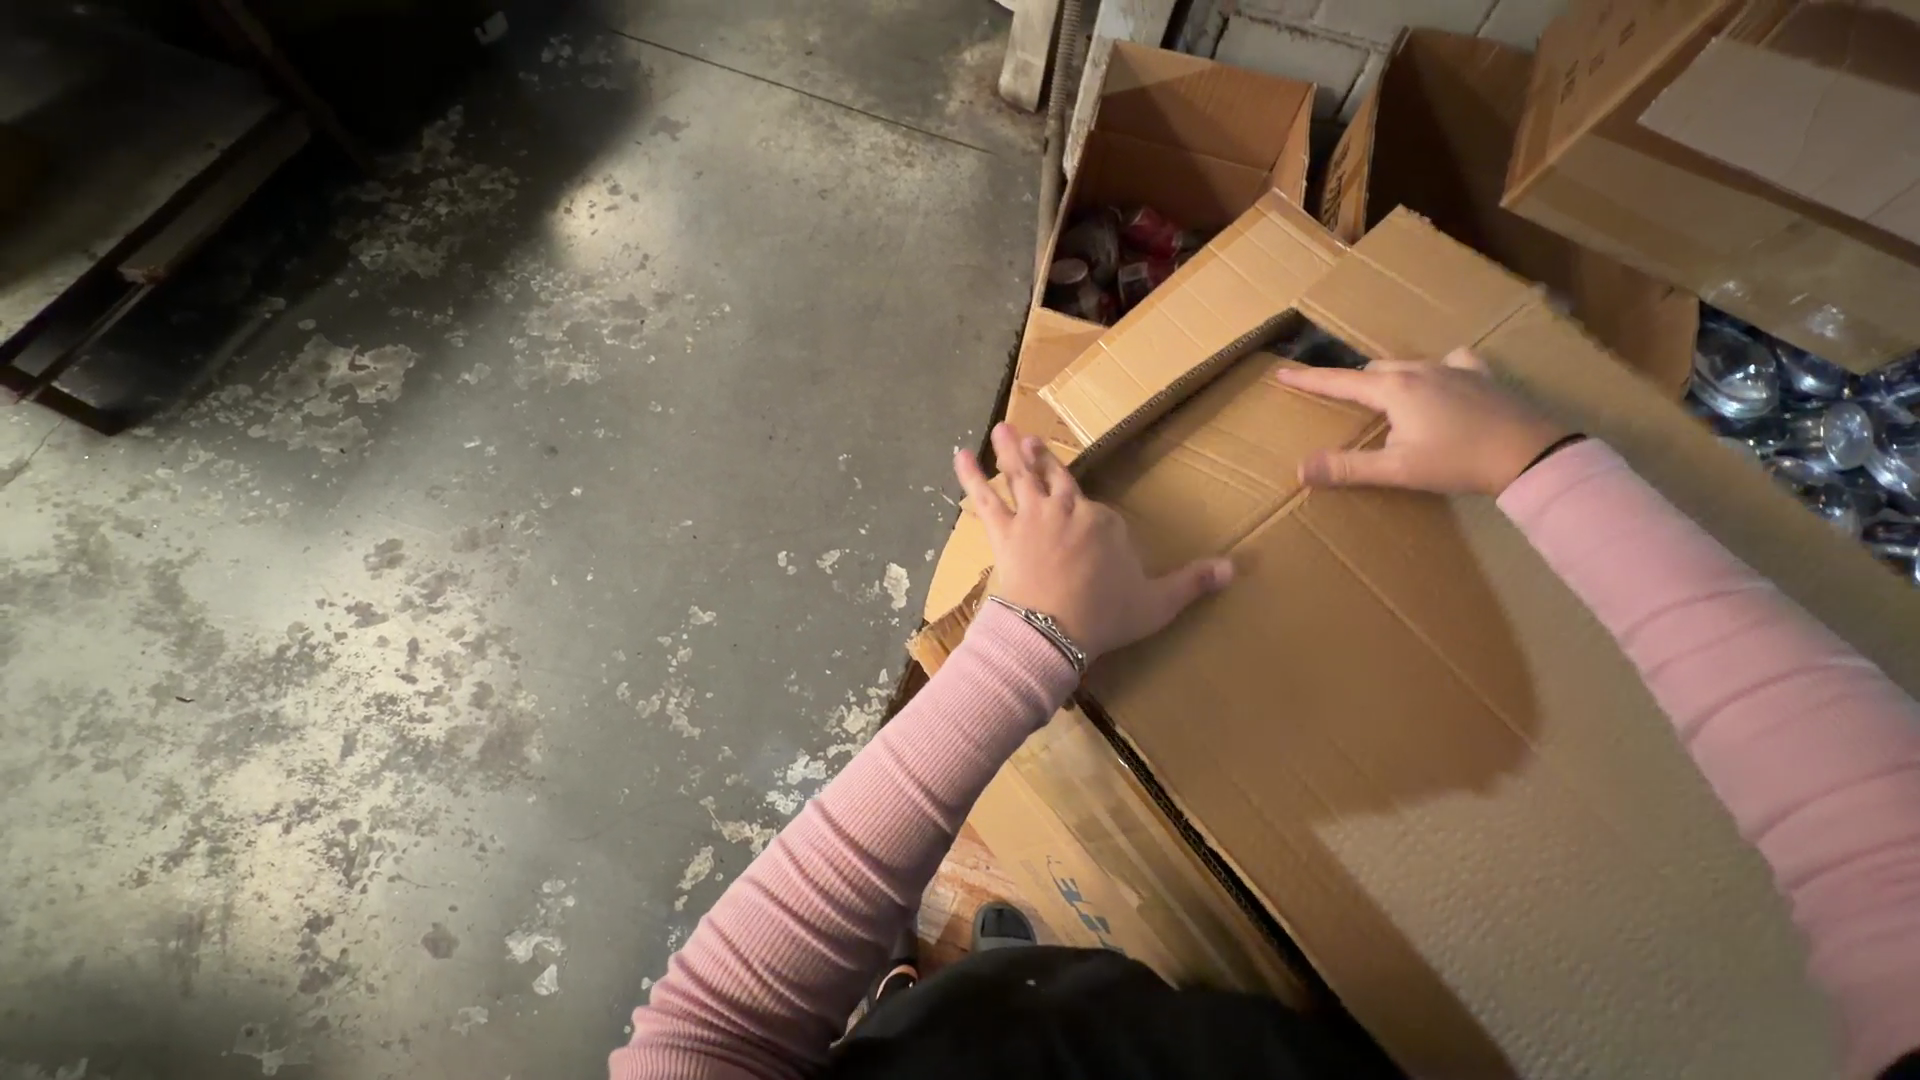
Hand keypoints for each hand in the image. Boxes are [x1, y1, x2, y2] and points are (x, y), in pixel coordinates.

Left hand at [953, 423, 1233, 660]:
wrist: (1052, 630)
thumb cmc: (1104, 617)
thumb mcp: (1157, 604)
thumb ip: (1192, 582)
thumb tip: (1234, 569)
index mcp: (1104, 522)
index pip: (1099, 513)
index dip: (1095, 523)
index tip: (1092, 531)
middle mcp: (1068, 508)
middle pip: (1057, 479)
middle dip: (1045, 459)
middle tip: (1029, 438)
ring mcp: (1034, 516)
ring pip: (1022, 476)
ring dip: (1012, 452)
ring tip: (1003, 429)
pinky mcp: (1002, 529)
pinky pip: (984, 498)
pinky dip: (970, 476)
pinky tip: (960, 454)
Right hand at [1271, 349, 1572, 496]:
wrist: (1532, 453)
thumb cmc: (1458, 461)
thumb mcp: (1397, 470)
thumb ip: (1347, 468)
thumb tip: (1299, 469)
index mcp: (1394, 389)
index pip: (1339, 381)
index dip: (1308, 379)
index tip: (1281, 372)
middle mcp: (1420, 370)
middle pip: (1372, 370)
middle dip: (1351, 383)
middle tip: (1338, 400)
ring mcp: (1454, 369)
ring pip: (1408, 365)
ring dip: (1389, 378)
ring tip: (1385, 398)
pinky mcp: (1482, 377)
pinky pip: (1451, 362)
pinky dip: (1436, 370)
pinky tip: (1442, 380)